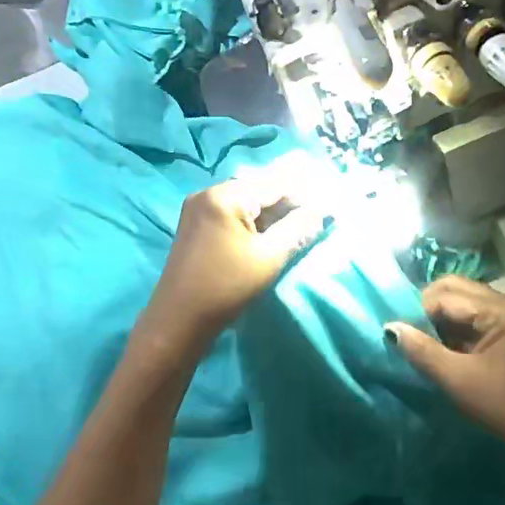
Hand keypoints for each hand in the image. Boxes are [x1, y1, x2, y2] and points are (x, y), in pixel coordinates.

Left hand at [143, 170, 327, 342]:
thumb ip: (298, 229)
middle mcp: (208, 192)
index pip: (275, 184)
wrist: (178, 320)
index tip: (327, 209)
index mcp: (225, 196)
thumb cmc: (226, 287)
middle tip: (314, 218)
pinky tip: (270, 234)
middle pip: (259, 189)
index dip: (303, 196)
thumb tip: (321, 211)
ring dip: (271, 213)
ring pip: (246, 201)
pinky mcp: (196, 224)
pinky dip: (253, 220)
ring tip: (297, 227)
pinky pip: (232, 212)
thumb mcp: (269, 257)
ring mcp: (198, 207)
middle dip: (287, 203)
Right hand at [387, 276, 504, 461]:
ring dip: (441, 319)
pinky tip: (445, 350)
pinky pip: (476, 317)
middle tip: (411, 338)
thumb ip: (423, 352)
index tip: (399, 336)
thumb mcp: (460, 382)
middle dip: (428, 309)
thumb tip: (390, 328)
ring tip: (425, 346)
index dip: (417, 312)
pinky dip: (457, 329)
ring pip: (464, 302)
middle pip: (455, 289)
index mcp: (500, 309)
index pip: (444, 295)